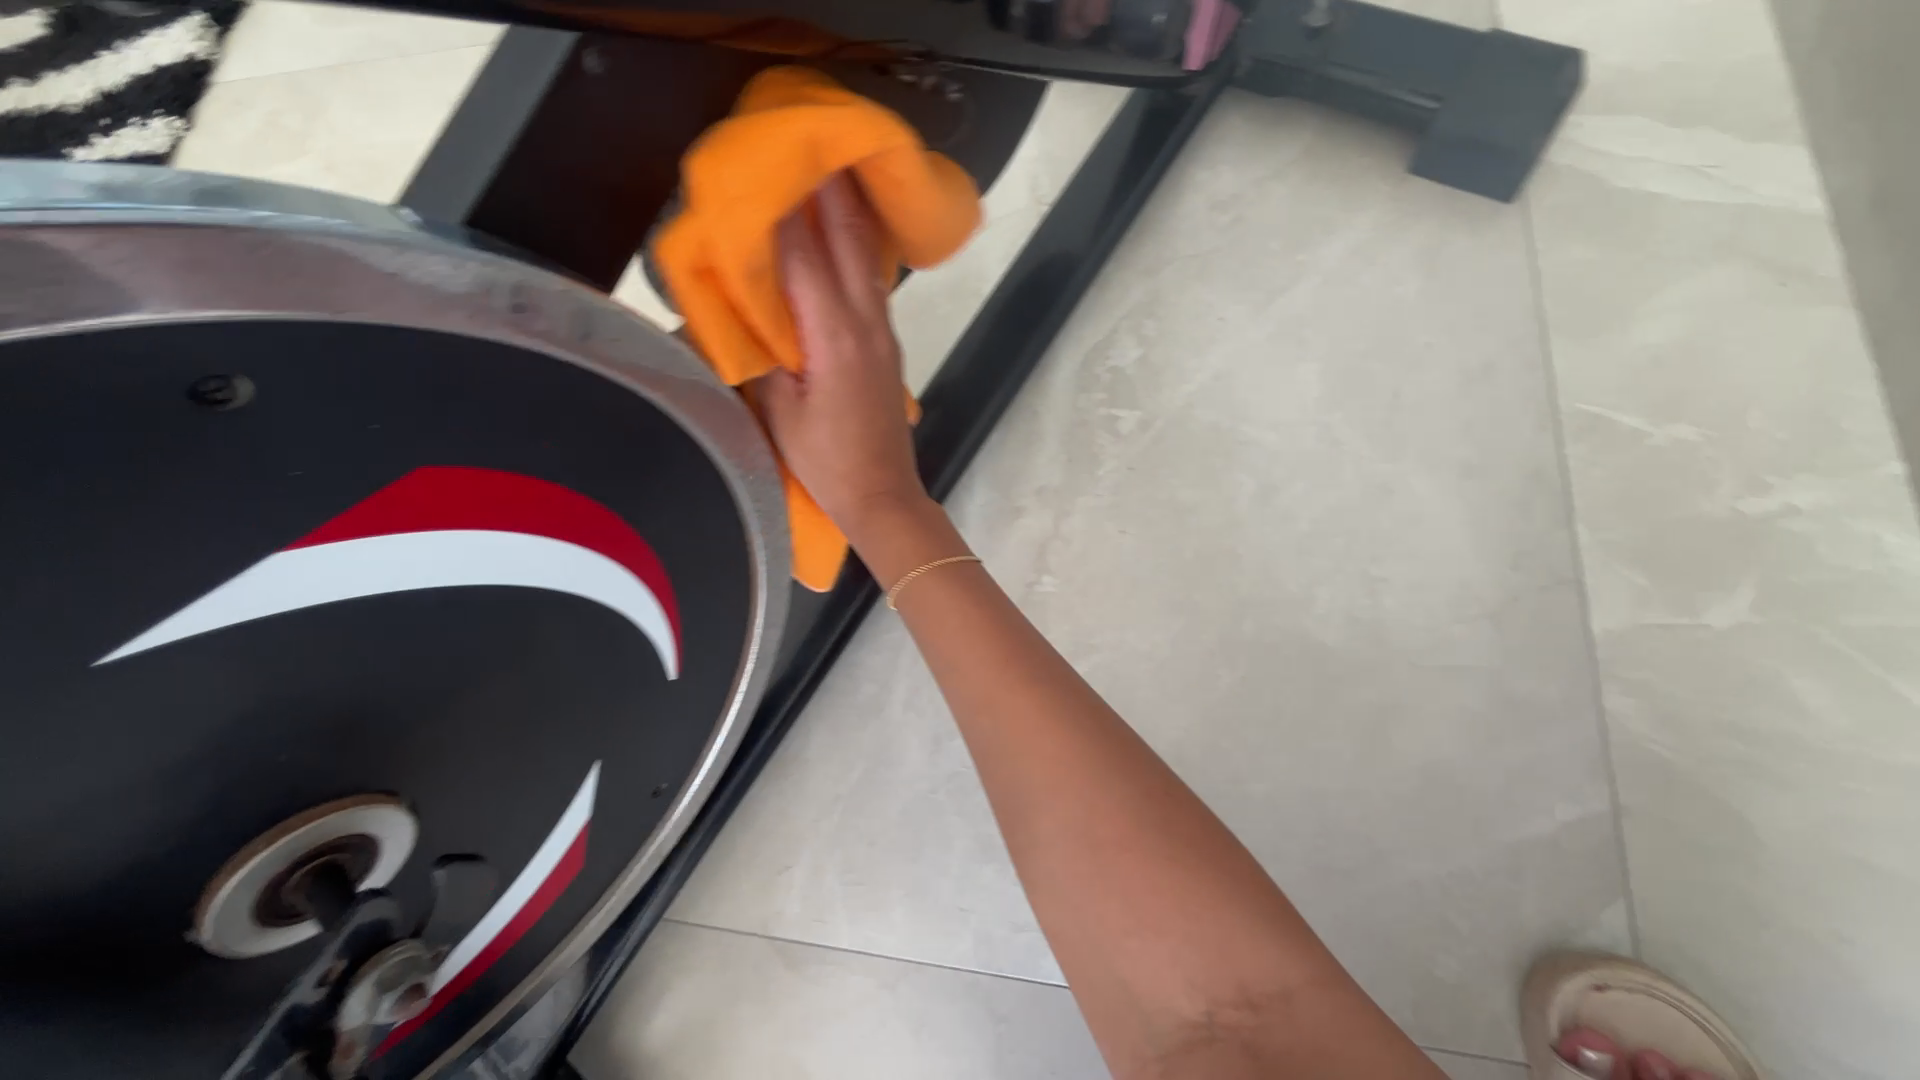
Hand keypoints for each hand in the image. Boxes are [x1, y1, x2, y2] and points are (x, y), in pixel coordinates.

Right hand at [753, 172, 931, 541]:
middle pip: (847, 240)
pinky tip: (845, 234)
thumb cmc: (827, 461)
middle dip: (827, 188)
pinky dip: (855, 247)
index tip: (766, 166)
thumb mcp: (780, 413)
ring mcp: (882, 331)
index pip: (803, 255)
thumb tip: (740, 313)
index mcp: (835, 335)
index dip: (782, 208)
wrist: (883, 496)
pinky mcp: (886, 344)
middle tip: (809, 140)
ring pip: (865, 257)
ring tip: (829, 170)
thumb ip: (761, 356)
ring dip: (847, 211)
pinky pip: (870, 281)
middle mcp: (866, 322)